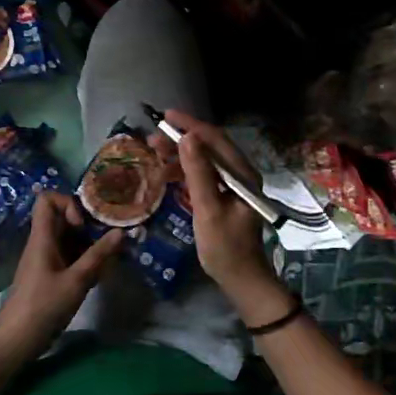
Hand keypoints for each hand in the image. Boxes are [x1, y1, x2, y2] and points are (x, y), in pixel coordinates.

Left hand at [0, 191, 125, 351]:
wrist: (17, 339)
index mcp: (42, 238)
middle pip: (62, 219)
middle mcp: (42, 244)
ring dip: (88, 246)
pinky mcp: (49, 275)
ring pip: (68, 239)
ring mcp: (44, 259)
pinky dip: (83, 261)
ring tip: (107, 261)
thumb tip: (120, 232)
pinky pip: (68, 257)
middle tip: (106, 242)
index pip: (47, 200)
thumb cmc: (44, 307)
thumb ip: (98, 256)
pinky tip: (97, 276)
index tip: (83, 226)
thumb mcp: (76, 281)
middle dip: (86, 226)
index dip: (68, 204)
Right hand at [152, 110, 288, 323]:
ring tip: (155, 152)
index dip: (191, 125)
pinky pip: (202, 175)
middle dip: (181, 139)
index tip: (166, 116)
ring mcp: (232, 186)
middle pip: (209, 147)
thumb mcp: (208, 209)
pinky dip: (184, 171)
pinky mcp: (223, 197)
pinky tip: (167, 173)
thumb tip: (188, 138)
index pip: (216, 140)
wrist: (240, 278)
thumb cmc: (225, 247)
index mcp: (242, 176)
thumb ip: (198, 173)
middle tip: (153, 138)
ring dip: (180, 154)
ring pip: (204, 160)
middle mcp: (240, 175)